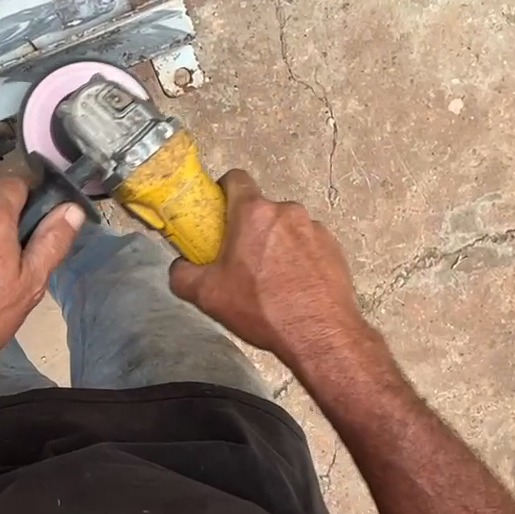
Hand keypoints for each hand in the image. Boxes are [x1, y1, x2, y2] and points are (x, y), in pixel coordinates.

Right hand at [169, 170, 371, 367]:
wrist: (319, 335)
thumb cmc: (262, 309)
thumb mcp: (206, 295)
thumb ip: (181, 274)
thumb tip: (180, 267)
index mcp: (253, 213)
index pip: (235, 178)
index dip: (223, 191)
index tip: (218, 214)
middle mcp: (286, 211)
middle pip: (260, 210)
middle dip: (248, 229)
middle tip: (240, 261)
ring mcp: (314, 228)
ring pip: (285, 228)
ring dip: (275, 244)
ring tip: (271, 280)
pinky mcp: (334, 248)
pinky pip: (308, 244)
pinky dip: (299, 258)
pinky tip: (294, 286)